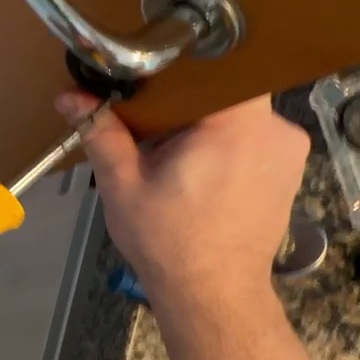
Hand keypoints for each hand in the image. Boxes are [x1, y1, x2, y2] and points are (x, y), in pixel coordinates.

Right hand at [58, 91, 308, 304]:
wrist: (212, 290)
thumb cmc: (167, 239)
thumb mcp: (121, 184)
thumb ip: (100, 133)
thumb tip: (70, 96)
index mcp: (236, 127)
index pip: (218, 69)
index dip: (181, 72)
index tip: (149, 84)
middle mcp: (276, 131)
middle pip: (226, 93)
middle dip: (184, 107)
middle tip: (149, 131)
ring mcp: (290, 151)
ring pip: (238, 117)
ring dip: (204, 129)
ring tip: (171, 159)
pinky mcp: (289, 170)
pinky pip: (252, 139)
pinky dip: (223, 147)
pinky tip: (196, 175)